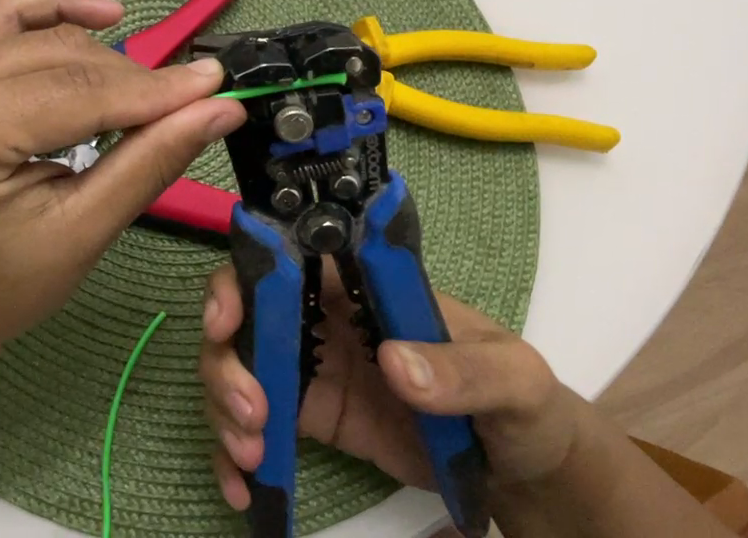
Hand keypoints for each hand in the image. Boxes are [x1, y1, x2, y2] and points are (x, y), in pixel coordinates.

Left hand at [0, 0, 245, 391]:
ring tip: (149, 89)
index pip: (76, 91)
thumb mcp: (78, 235)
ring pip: (38, 39)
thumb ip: (148, 163)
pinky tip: (103, 17)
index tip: (217, 84)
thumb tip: (218, 108)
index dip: (153, 88)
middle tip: (192, 100)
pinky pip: (2, 26)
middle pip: (58, 57)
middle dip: (132, 79)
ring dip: (100, 56)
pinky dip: (53, 15)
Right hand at [198, 260, 583, 505]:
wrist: (523, 469)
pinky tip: (244, 485)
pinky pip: (254, 423)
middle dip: (228, 360)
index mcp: (362, 287)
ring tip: (251, 456)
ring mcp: (312, 366)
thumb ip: (461, 369)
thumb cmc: (521, 400)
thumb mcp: (512, 379)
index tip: (225, 322)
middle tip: (251, 413)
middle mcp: (325, 317)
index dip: (241, 281)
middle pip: (245, 315)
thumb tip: (393, 361)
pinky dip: (236, 453)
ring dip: (225, 407)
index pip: (285, 261)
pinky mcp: (310, 416)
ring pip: (238, 366)